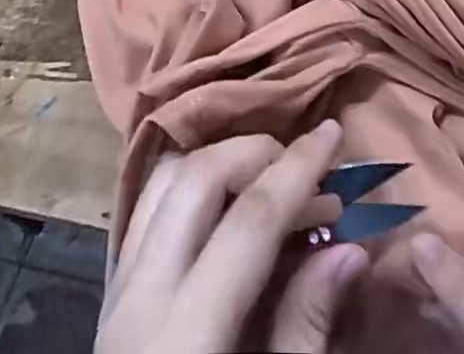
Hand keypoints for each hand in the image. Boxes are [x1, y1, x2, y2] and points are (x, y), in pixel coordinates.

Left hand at [96, 121, 370, 353]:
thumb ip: (306, 328)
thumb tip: (349, 248)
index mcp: (185, 330)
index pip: (247, 219)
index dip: (296, 170)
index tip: (333, 133)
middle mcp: (141, 291)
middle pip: (196, 180)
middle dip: (255, 154)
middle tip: (308, 164)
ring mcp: (118, 284)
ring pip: (163, 181)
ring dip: (220, 160)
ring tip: (271, 170)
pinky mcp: (114, 287)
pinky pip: (148, 205)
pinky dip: (189, 179)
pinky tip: (225, 193)